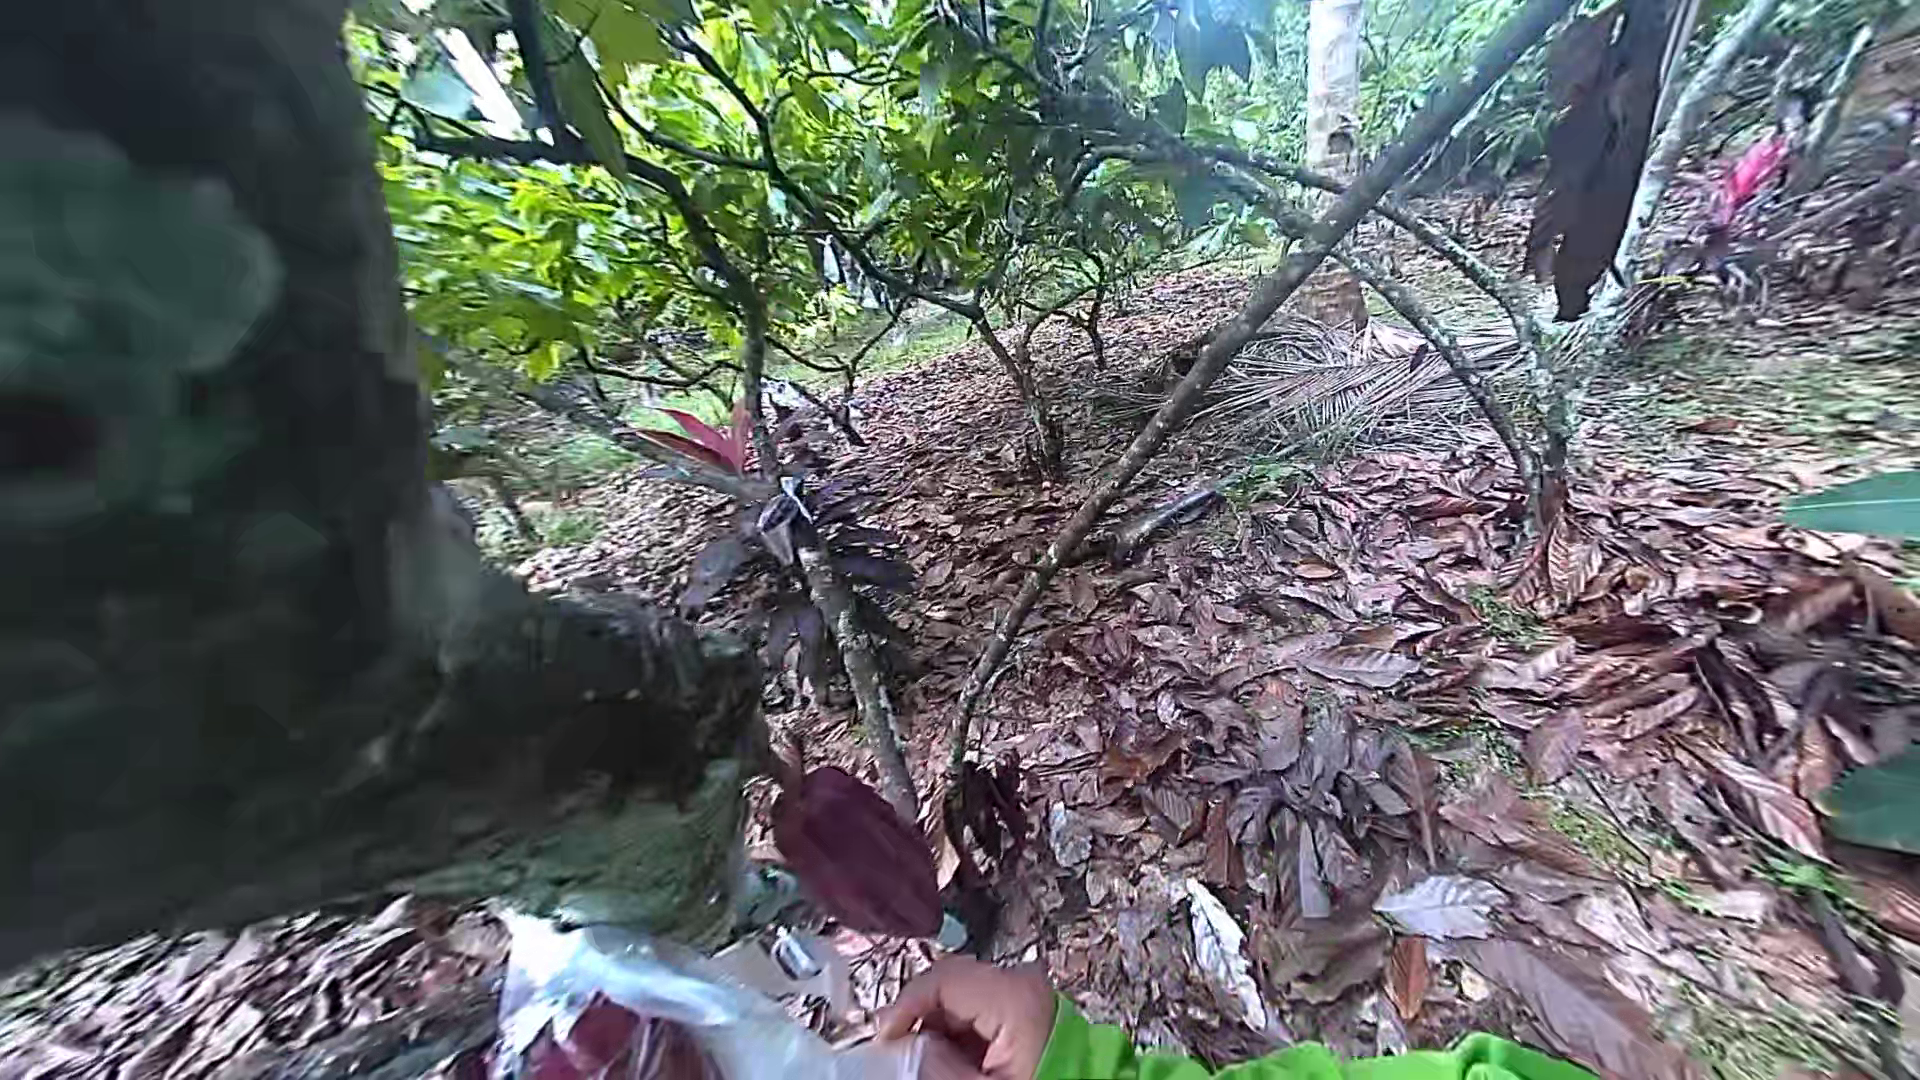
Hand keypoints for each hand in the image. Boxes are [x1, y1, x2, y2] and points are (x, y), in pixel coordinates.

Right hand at [877, 956, 1056, 1079]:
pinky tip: (946, 1062)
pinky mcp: (1024, 1011)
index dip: (908, 1002)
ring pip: (961, 997)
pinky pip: (977, 1012)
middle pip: (951, 984)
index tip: (883, 1039)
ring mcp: (1022, 994)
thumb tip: (904, 1047)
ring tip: (918, 1062)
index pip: (946, 978)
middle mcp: (1018, 982)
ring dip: (935, 1027)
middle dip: (919, 1017)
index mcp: (1013, 995)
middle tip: (894, 1053)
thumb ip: (941, 1069)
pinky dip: (956, 1035)